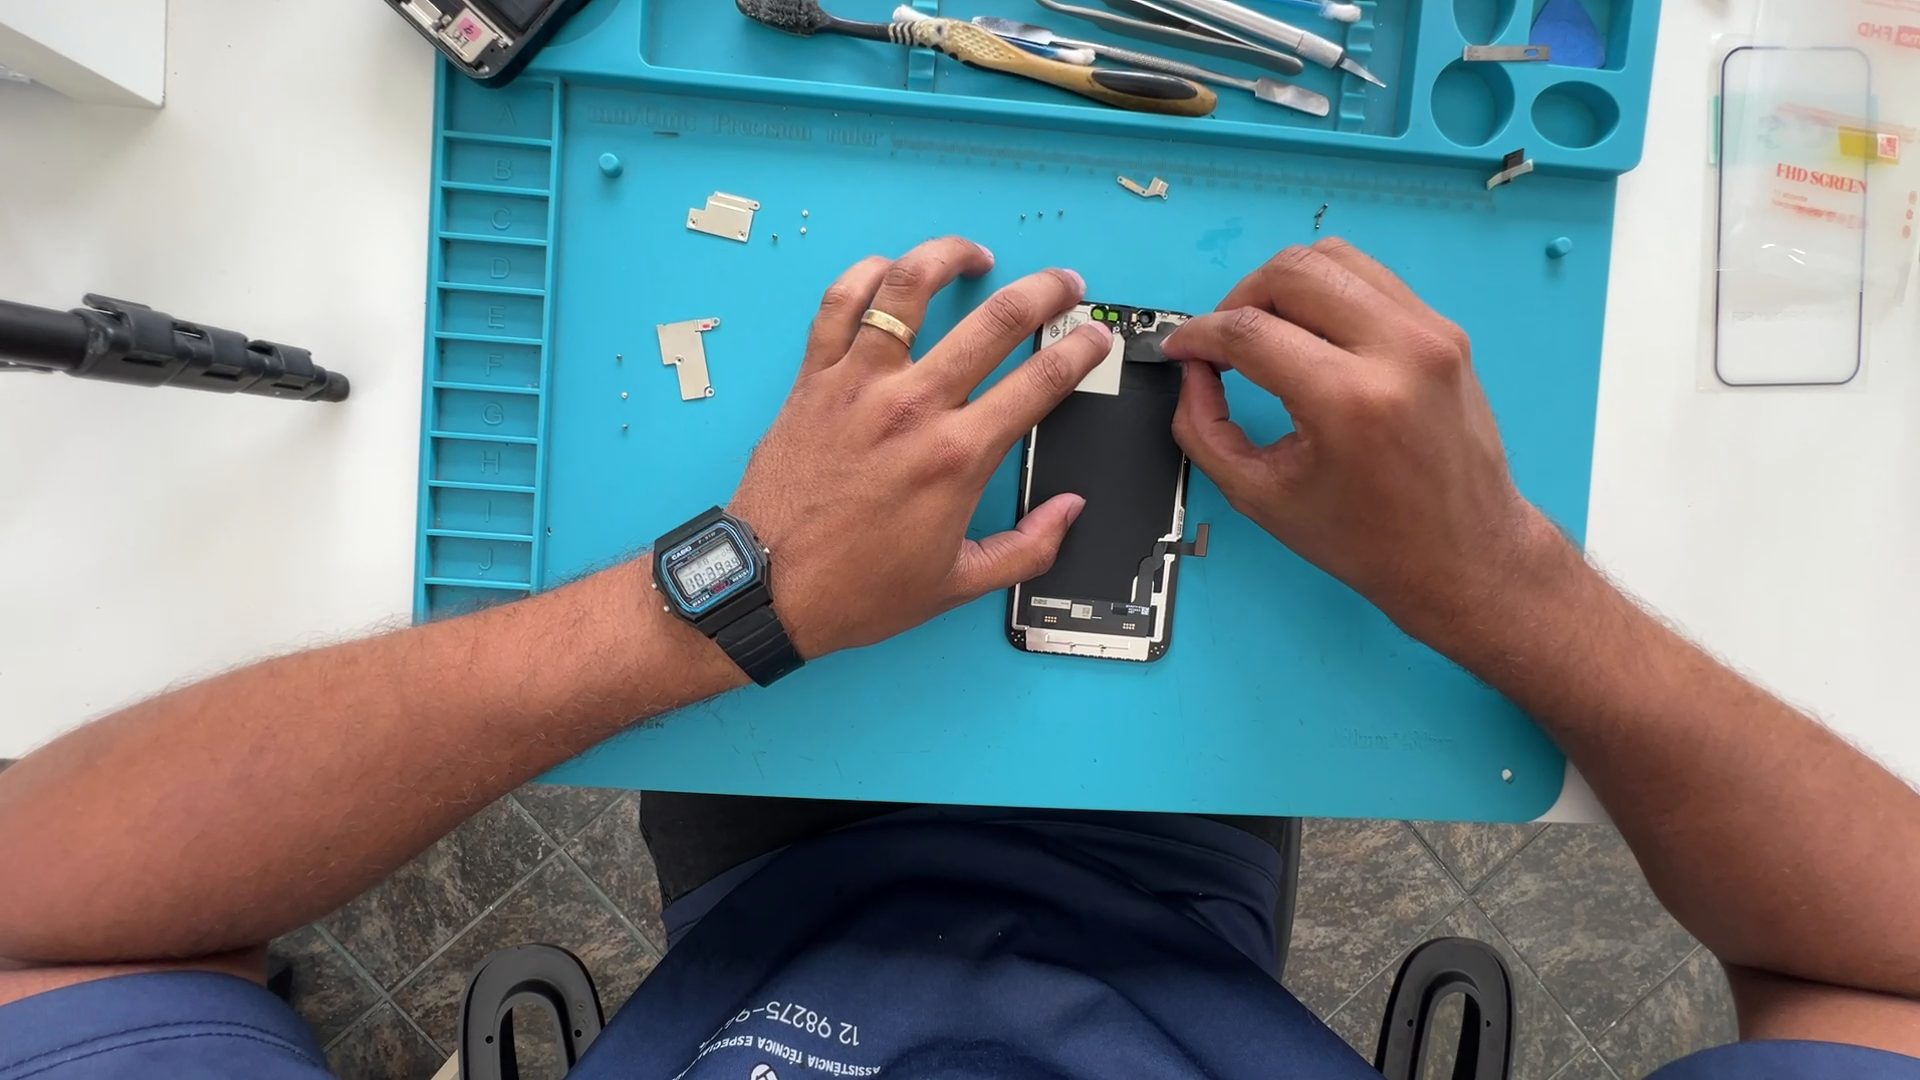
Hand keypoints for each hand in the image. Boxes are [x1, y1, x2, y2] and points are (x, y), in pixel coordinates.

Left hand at [729, 236, 1112, 657]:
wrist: (771, 588)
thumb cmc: (858, 589)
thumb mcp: (959, 583)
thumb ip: (1028, 548)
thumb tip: (1068, 511)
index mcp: (958, 456)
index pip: (1040, 382)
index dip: (1080, 352)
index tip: (1092, 339)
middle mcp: (913, 407)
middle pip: (994, 320)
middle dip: (1043, 292)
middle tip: (1061, 285)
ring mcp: (859, 385)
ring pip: (909, 288)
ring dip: (951, 258)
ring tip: (974, 255)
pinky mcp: (814, 381)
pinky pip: (838, 305)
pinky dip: (865, 276)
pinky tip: (886, 271)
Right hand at [1163, 238, 1570, 646]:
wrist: (1463, 553)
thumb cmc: (1360, 537)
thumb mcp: (1256, 495)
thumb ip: (1203, 429)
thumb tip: (1192, 373)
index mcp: (1347, 401)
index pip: (1250, 331)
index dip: (1198, 334)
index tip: (1178, 349)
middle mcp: (1398, 349)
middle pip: (1292, 271)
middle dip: (1235, 299)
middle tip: (1219, 342)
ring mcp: (1431, 331)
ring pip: (1333, 256)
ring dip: (1278, 286)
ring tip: (1261, 332)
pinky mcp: (1444, 330)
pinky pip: (1367, 278)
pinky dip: (1321, 293)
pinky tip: (1305, 335)